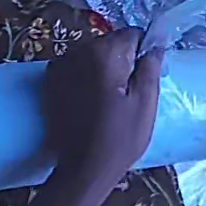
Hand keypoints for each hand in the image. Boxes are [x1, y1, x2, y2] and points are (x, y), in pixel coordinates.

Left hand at [43, 27, 163, 196]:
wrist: (82, 170)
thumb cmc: (120, 138)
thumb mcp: (146, 102)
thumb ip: (150, 65)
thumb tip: (157, 38)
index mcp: (104, 53)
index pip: (132, 35)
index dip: (143, 55)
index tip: (144, 80)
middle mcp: (77, 51)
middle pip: (110, 44)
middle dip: (121, 62)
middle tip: (128, 95)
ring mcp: (59, 66)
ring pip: (92, 55)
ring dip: (103, 70)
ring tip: (109, 101)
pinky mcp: (48, 81)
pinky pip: (75, 68)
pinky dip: (84, 78)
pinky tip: (90, 102)